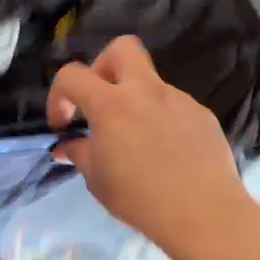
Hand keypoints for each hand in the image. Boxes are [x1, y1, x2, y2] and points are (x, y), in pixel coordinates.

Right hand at [48, 37, 259, 259]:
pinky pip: (171, 106)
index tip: (63, 125)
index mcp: (111, 105)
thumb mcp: (96, 179)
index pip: (72, 75)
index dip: (58, 95)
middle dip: (101, 68)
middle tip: (98, 103)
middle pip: (121, 48)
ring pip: (148, 82)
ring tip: (131, 142)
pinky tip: (161, 153)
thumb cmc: (138, 197)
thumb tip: (66, 146)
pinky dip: (157, 120)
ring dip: (131, 101)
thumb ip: (79, 153)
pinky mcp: (200, 114)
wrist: (202, 211)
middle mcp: (146, 91)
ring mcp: (178, 99)